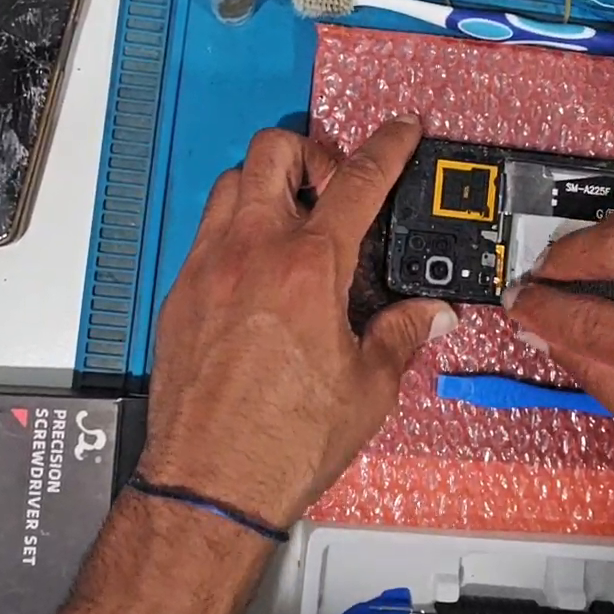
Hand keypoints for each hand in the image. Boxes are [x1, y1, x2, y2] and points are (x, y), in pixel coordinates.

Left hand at [139, 117, 457, 528]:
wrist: (211, 482)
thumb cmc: (284, 440)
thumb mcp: (368, 387)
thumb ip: (402, 333)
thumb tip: (431, 314)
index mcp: (308, 268)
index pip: (358, 181)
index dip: (388, 146)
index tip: (400, 131)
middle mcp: (253, 253)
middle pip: (274, 151)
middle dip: (311, 151)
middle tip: (332, 185)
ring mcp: (210, 267)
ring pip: (233, 182)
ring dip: (268, 183)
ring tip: (293, 218)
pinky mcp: (181, 292)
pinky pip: (207, 230)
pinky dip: (237, 226)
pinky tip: (257, 267)